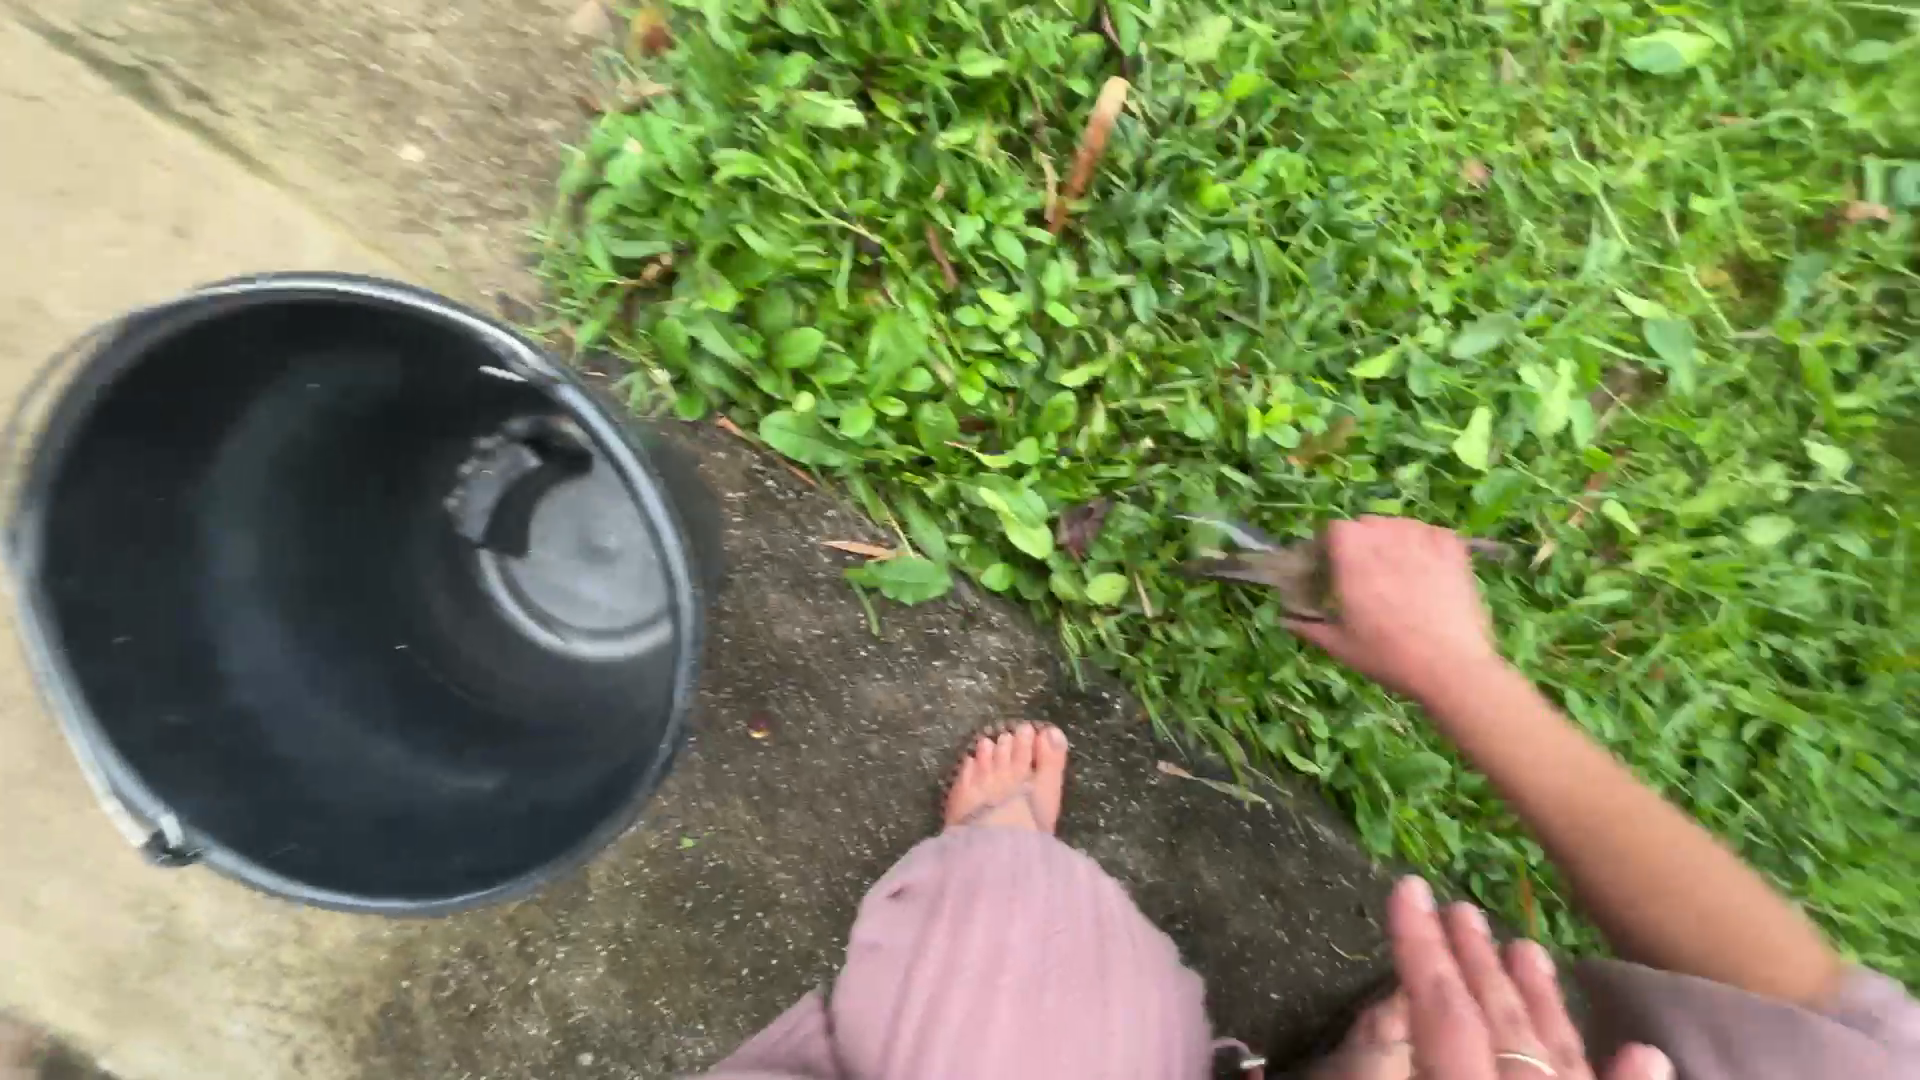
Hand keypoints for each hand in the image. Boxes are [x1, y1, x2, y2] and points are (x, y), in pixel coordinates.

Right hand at [1287, 516, 1502, 702]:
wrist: (1451, 667)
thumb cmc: (1386, 654)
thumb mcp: (1338, 644)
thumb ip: (1307, 625)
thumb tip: (1286, 619)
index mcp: (1351, 554)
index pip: (1332, 529)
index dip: (1329, 546)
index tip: (1331, 568)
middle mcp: (1384, 536)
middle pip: (1365, 524)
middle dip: (1360, 543)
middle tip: (1363, 574)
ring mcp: (1422, 539)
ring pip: (1398, 526)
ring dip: (1391, 541)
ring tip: (1396, 572)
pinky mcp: (1454, 548)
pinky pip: (1430, 533)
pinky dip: (1423, 543)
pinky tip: (1426, 568)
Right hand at [1388, 876, 1674, 1079]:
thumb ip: (1383, 1062)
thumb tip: (1391, 1004)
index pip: (1442, 1008)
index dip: (1421, 945)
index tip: (1408, 886)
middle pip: (1504, 1022)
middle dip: (1476, 961)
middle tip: (1457, 906)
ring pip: (1563, 1056)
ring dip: (1542, 1000)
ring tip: (1526, 948)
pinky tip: (1647, 1053)